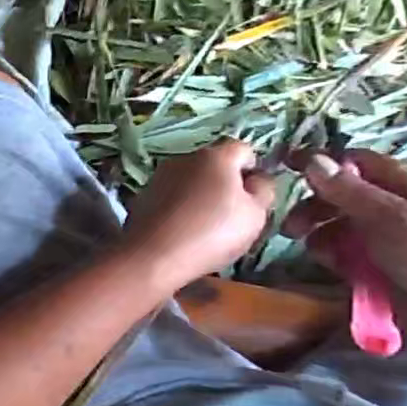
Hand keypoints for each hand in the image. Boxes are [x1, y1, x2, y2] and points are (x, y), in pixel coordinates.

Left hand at [120, 141, 275, 286]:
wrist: (154, 256)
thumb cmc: (213, 233)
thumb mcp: (255, 216)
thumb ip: (263, 192)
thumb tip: (258, 180)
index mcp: (217, 156)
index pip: (244, 149)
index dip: (254, 170)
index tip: (253, 197)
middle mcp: (186, 157)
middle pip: (215, 164)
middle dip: (226, 184)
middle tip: (232, 216)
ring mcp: (161, 175)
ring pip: (191, 180)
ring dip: (201, 196)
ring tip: (204, 228)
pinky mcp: (143, 195)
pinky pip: (171, 197)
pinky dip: (180, 209)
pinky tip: (182, 232)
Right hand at [282, 150, 406, 333]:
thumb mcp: (391, 216)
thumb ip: (349, 192)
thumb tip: (314, 159)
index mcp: (406, 187)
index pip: (357, 164)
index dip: (323, 163)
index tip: (288, 165)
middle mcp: (397, 211)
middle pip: (347, 200)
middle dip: (318, 208)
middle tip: (292, 227)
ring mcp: (393, 245)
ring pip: (347, 233)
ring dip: (325, 238)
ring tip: (315, 251)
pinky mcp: (389, 276)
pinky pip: (355, 262)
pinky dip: (340, 262)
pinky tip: (332, 268)